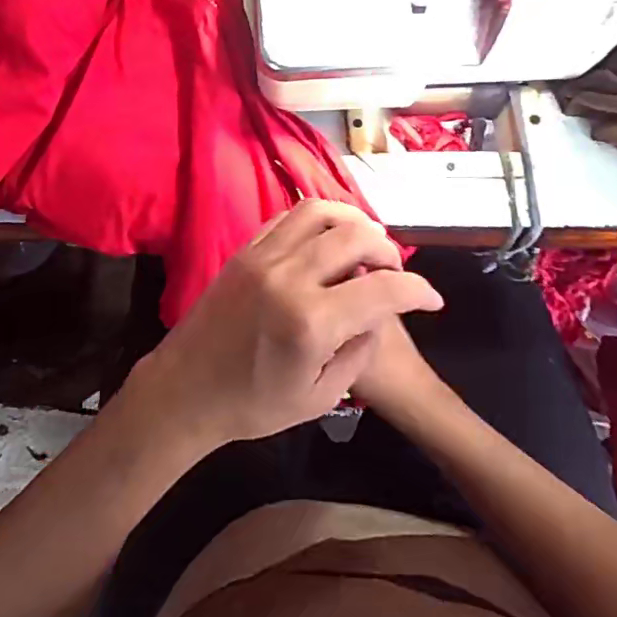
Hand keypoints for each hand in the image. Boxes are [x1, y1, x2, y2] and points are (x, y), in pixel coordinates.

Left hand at [122, 200, 443, 450]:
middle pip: (354, 235)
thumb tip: (378, 311)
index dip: (418, 291)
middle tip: (393, 271)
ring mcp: (261, 258)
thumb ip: (359, 349)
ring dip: (352, 221)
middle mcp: (288, 276)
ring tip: (364, 245)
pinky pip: (285, 218)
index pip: (383, 288)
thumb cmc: (253, 404)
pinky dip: (314, 220)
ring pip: (317, 212)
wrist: (185, 388)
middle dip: (387, 249)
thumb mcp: (321, 396)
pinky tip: (325, 240)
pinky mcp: (242, 252)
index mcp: (311, 321)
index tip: (431, 300)